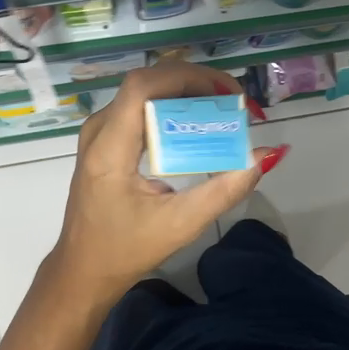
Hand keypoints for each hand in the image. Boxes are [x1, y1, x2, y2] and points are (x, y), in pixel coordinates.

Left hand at [51, 62, 287, 297]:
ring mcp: (100, 133)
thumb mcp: (181, 224)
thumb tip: (266, 155)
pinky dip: (174, 107)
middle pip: (148, 83)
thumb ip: (225, 190)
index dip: (188, 77)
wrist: (83, 271)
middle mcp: (100, 130)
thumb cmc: (126, 250)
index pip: (143, 87)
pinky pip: (142, 108)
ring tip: (225, 110)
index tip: (227, 94)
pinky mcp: (107, 140)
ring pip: (146, 92)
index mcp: (109, 148)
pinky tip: (201, 123)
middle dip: (196, 83)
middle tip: (235, 104)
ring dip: (187, 93)